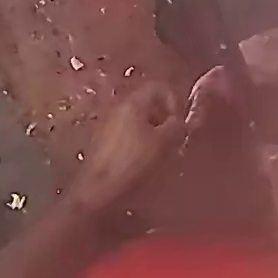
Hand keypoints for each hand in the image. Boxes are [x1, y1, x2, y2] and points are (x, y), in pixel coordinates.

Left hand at [70, 82, 182, 211]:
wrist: (98, 190)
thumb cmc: (134, 162)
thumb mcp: (165, 143)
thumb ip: (177, 126)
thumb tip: (179, 121)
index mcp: (133, 102)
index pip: (159, 87)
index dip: (174, 102)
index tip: (179, 123)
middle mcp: (117, 108)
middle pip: (147, 103)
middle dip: (164, 119)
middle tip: (173, 139)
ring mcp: (106, 124)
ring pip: (137, 120)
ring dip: (152, 132)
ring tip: (160, 153)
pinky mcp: (100, 142)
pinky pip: (126, 134)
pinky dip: (138, 142)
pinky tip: (141, 162)